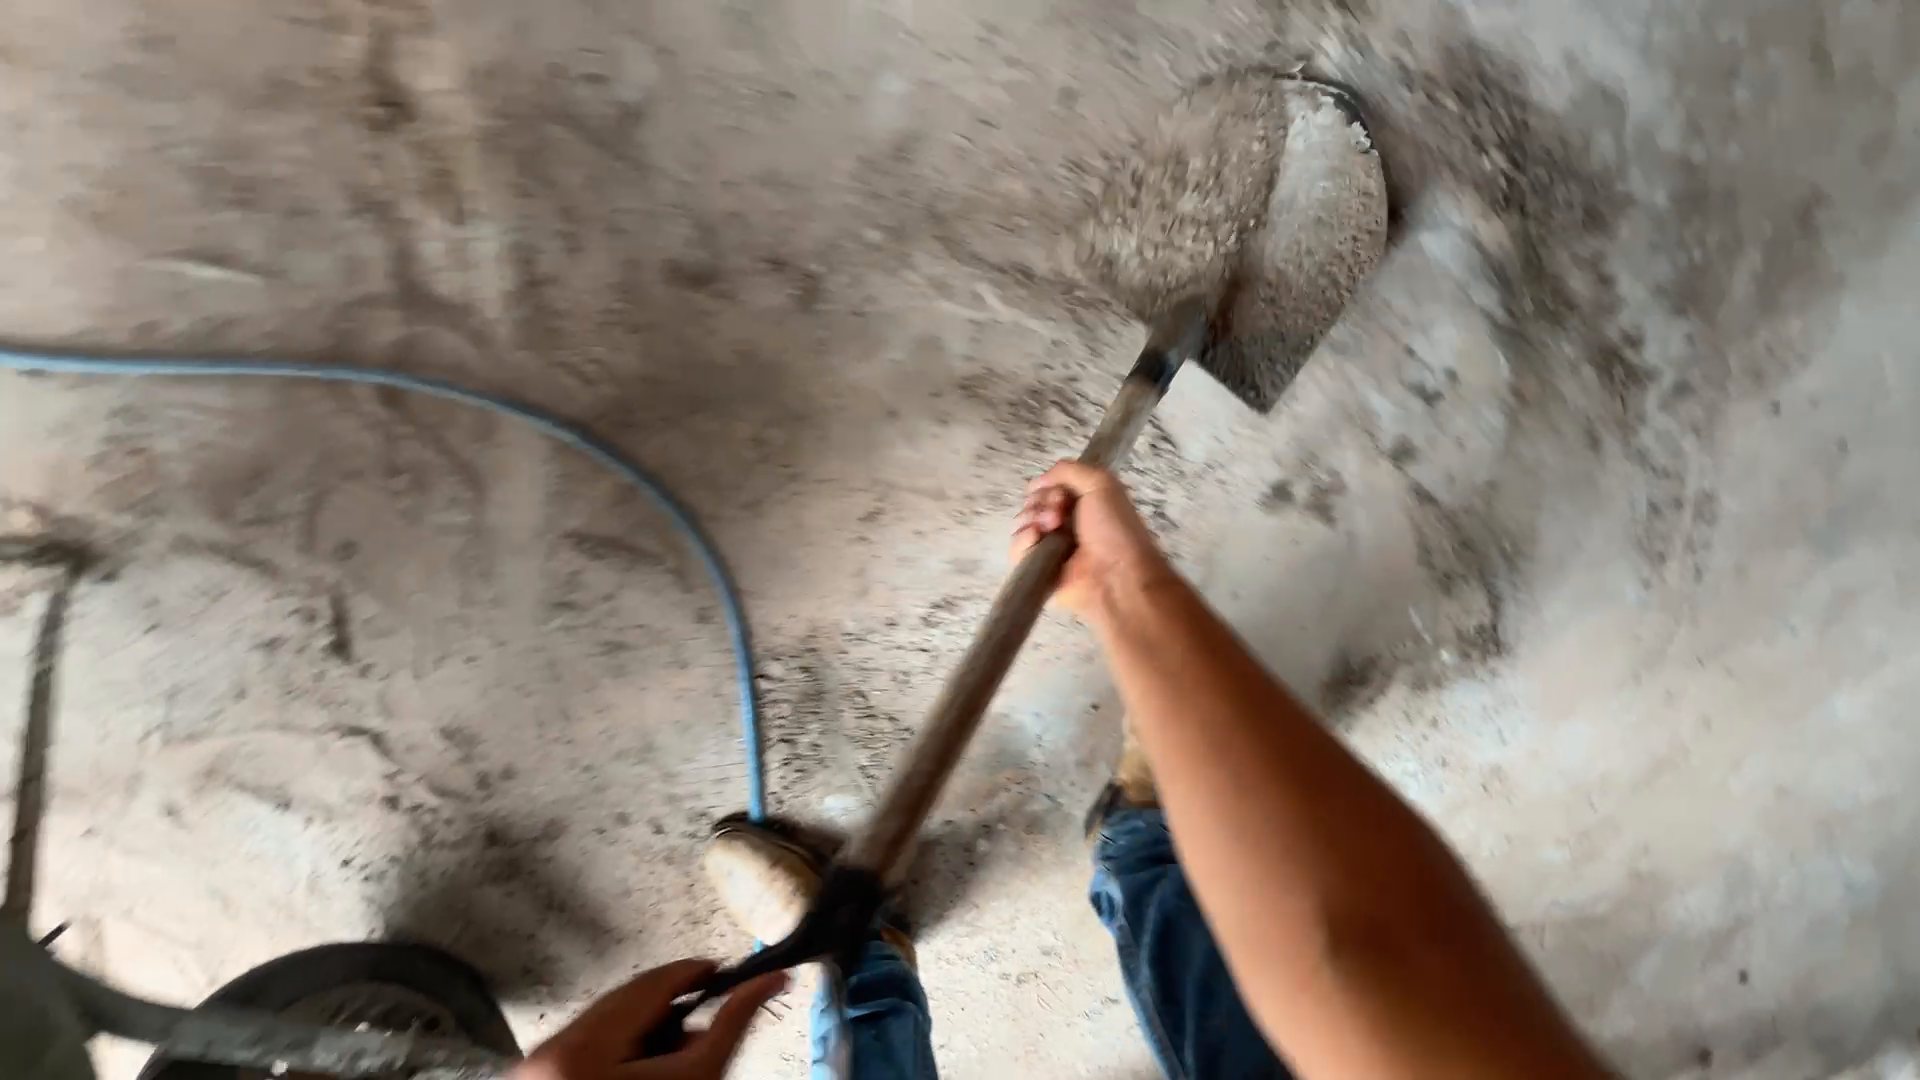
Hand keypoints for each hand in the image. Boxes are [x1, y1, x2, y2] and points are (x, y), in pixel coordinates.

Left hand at [510, 960, 788, 1079]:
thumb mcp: (699, 1078)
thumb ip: (733, 1022)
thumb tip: (771, 979)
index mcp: (585, 1047)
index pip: (655, 982)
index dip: (696, 974)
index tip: (724, 976)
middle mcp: (550, 1050)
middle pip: (631, 998)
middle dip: (673, 1007)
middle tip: (702, 1028)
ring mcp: (537, 1066)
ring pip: (610, 1018)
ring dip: (650, 1026)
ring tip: (674, 1056)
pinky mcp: (540, 1075)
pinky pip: (590, 1039)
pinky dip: (623, 1044)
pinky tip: (645, 1066)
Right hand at [1009, 461, 1172, 619]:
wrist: (1116, 575)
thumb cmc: (1114, 528)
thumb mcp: (1101, 483)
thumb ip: (1067, 470)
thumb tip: (1037, 482)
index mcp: (1079, 503)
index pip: (1047, 487)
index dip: (1048, 486)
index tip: (1061, 495)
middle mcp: (1063, 523)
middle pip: (1032, 503)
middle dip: (1041, 503)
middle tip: (1059, 514)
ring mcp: (1049, 547)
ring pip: (1021, 524)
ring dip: (1031, 519)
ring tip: (1050, 528)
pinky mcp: (1037, 569)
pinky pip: (1016, 550)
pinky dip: (1022, 541)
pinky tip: (1036, 539)